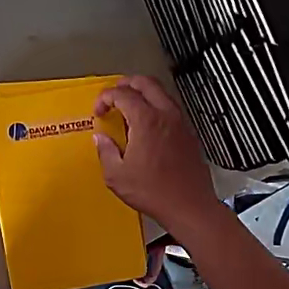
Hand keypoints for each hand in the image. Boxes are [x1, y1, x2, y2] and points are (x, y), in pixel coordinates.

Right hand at [94, 75, 223, 233]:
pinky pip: (171, 110)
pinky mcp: (189, 135)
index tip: (99, 110)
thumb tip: (102, 140)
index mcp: (146, 120)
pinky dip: (157, 108)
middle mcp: (166, 116)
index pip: (122, 94)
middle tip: (114, 95)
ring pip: (162, 94)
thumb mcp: (117, 176)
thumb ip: (105, 152)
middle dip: (126, 84)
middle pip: (146, 83)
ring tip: (130, 109)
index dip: (105, 98)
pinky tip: (149, 126)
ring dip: (144, 94)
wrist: (189, 206)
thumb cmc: (156, 193)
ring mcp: (181, 124)